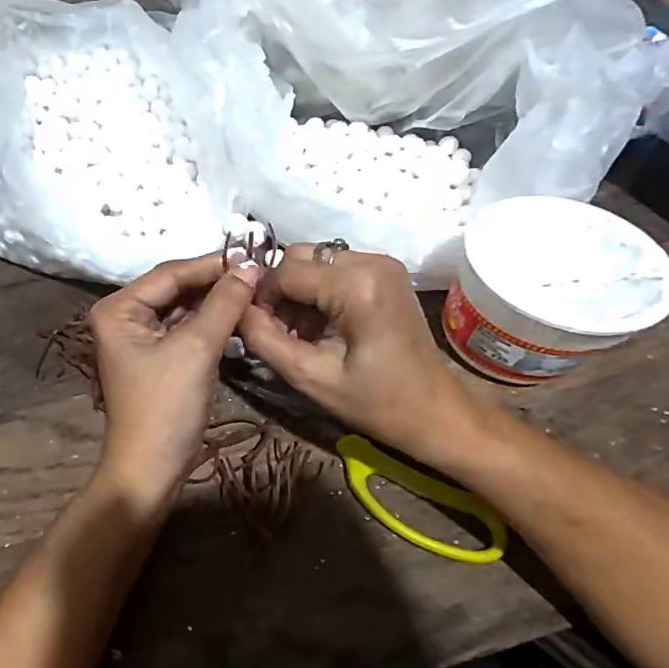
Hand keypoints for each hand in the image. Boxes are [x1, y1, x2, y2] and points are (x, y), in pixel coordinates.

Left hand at [88, 253, 261, 505]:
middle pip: (175, 288)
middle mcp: (123, 316)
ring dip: (216, 302)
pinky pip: (185, 329)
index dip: (212, 265)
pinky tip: (239, 317)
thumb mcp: (196, 350)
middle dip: (215, 283)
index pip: (170, 273)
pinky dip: (211, 323)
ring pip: (183, 308)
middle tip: (259, 275)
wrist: (150, 470)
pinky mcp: (156, 357)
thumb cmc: (165, 407)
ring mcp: (139, 338)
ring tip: (255, 292)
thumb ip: (224, 304)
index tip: (254, 257)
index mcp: (118, 308)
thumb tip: (251, 266)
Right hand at [238, 245, 477, 464]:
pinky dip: (319, 290)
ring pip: (314, 260)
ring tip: (302, 331)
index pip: (284, 271)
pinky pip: (334, 267)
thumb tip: (234, 308)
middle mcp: (371, 260)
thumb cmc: (375, 402)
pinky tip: (323, 323)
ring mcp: (382, 262)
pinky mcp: (385, 271)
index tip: (259, 331)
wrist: (434, 410)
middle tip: (281, 331)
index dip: (262, 298)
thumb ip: (263, 338)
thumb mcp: (309, 377)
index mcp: (356, 285)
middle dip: (280, 291)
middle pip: (299, 256)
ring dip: (299, 291)